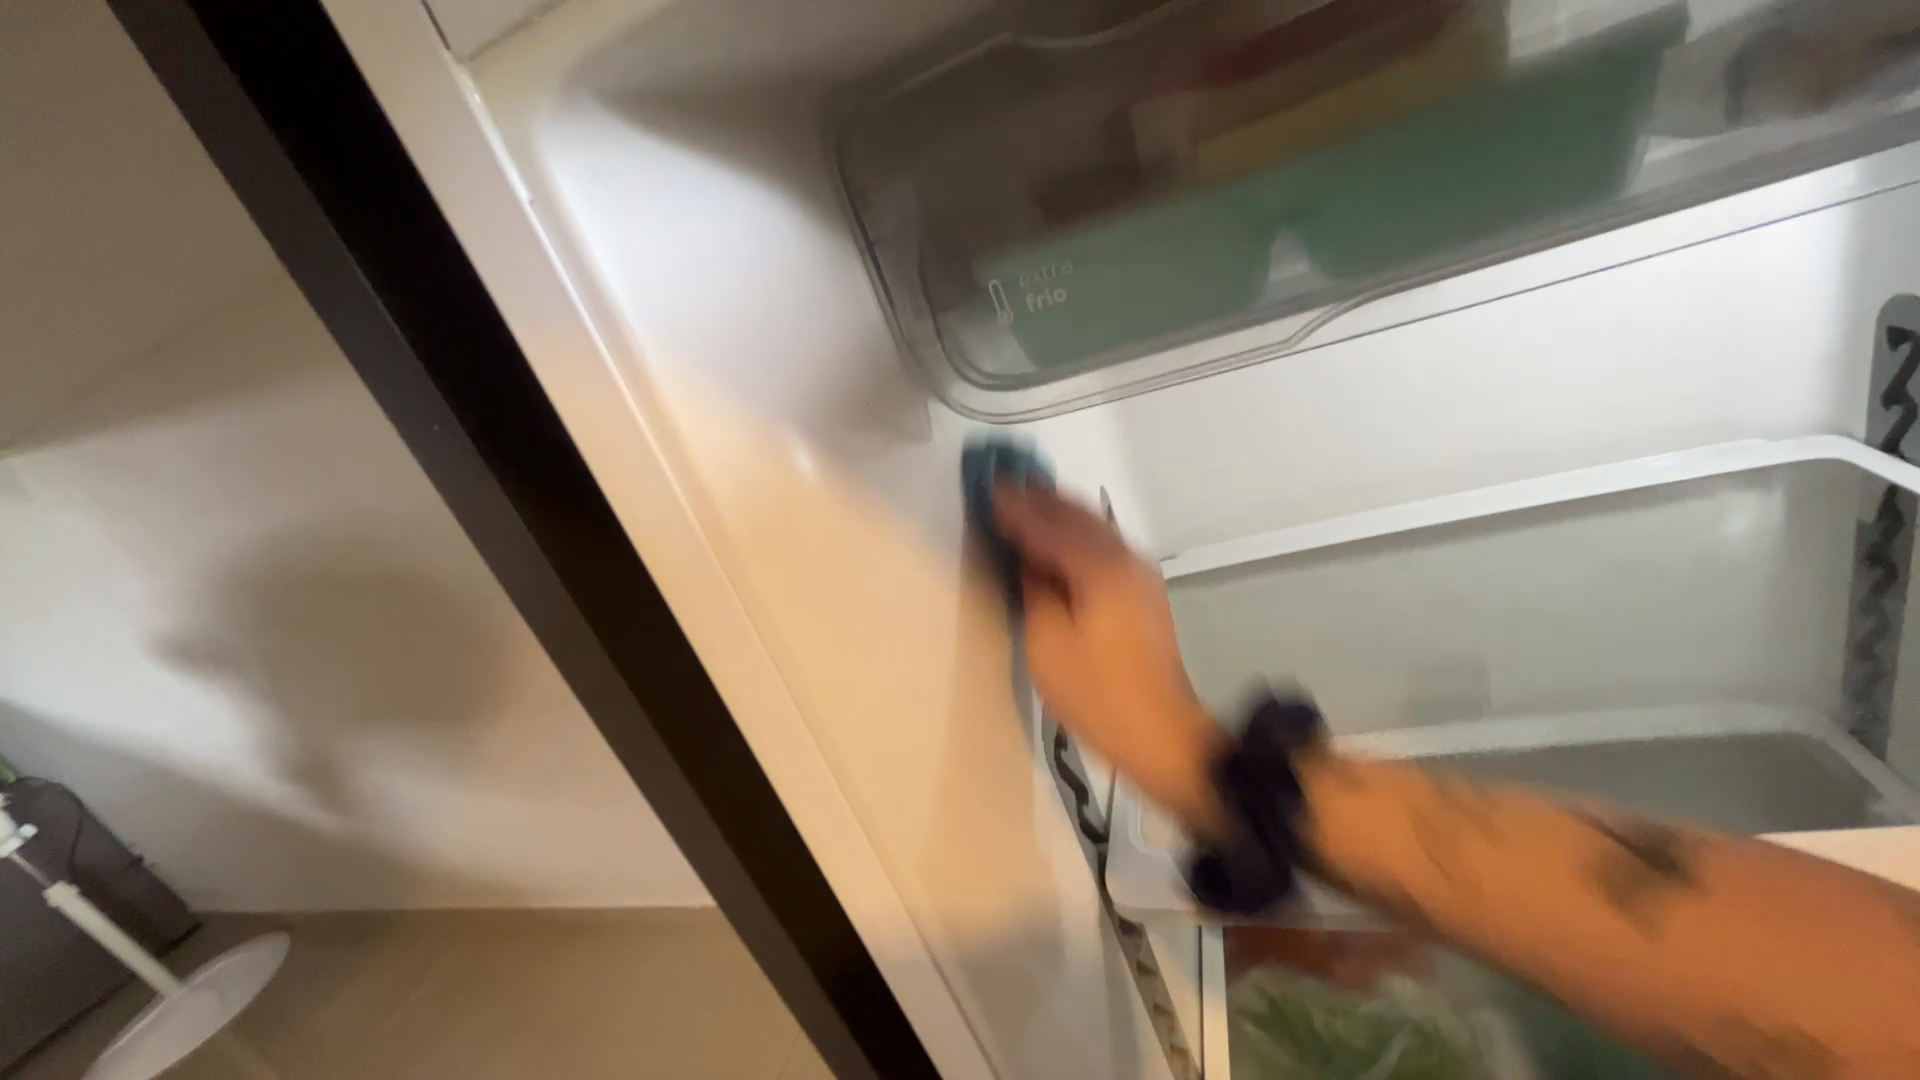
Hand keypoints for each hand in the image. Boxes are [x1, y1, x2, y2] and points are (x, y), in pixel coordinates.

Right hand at [994, 484, 1227, 833]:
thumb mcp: (1047, 645)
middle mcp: (1125, 558)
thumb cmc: (1096, 694)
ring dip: (1058, 511)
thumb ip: (1034, 590)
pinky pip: (1103, 544)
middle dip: (1040, 497)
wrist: (1161, 732)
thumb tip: (1026, 558)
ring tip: (1025, 500)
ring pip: (1093, 526)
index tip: (986, 485)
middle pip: (1076, 514)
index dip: (1015, 506)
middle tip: (1004, 482)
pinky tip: (1056, 538)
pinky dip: (1076, 532)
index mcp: (1099, 569)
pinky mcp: (1143, 590)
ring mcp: (1139, 572)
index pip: (1048, 524)